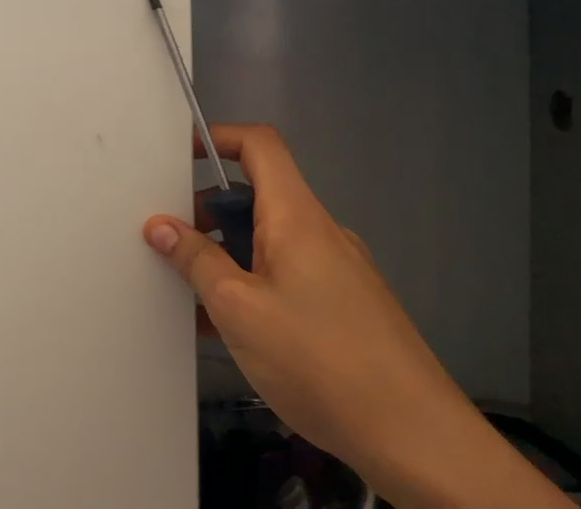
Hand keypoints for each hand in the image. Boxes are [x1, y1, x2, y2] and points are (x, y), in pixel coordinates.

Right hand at [143, 125, 571, 508]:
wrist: (420, 443)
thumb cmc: (321, 362)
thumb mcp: (238, 309)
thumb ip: (196, 260)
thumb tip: (161, 225)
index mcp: (298, 220)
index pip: (261, 146)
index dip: (217, 138)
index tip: (175, 155)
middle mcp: (324, 235)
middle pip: (258, 197)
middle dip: (208, 213)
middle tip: (169, 244)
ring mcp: (341, 273)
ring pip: (270, 242)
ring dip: (227, 256)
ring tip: (193, 295)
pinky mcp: (349, 309)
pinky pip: (288, 276)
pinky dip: (253, 286)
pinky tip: (230, 330)